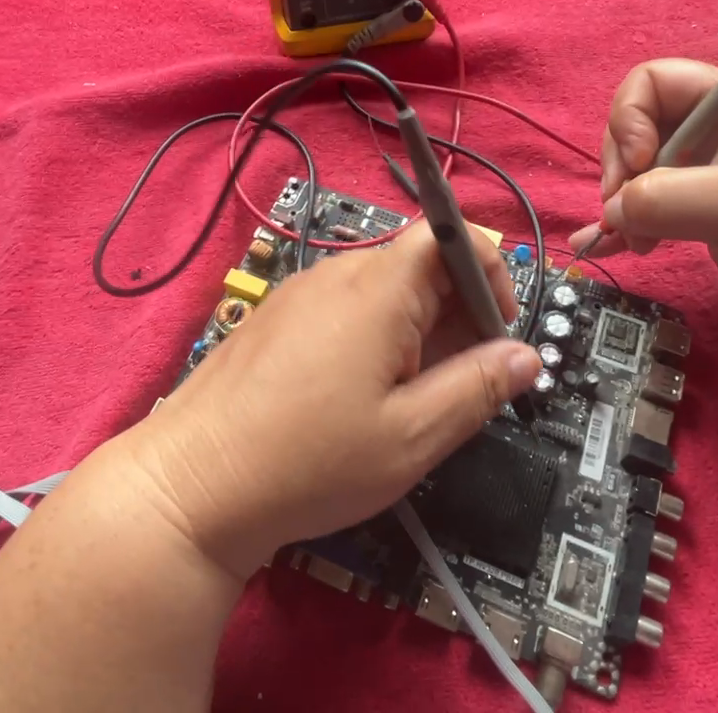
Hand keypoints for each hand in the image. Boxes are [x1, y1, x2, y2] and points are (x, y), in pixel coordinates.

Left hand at [118, 221, 539, 576]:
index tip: (499, 332)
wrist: (191, 484)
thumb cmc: (310, 461)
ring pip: (382, 291)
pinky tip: (359, 396)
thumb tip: (526, 356)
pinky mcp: (277, 320)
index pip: (449, 233)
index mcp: (377, 288)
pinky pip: (344, 309)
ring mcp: (300, 295)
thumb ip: (477, 388)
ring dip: (416, 330)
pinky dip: (374, 338)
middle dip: (456, 313)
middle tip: (458, 383)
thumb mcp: (411, 436)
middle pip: (418, 263)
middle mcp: (337, 275)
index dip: (490, 271)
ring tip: (408, 398)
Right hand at [573, 59, 717, 327]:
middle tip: (628, 214)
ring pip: (636, 173)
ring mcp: (706, 174)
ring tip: (634, 243)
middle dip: (621, 170)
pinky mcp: (702, 214)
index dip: (630, 118)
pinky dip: (622, 227)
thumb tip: (613, 211)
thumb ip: (670, 199)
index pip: (651, 82)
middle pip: (634, 128)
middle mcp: (713, 131)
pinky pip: (647, 210)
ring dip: (621, 205)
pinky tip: (600, 248)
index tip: (641, 165)